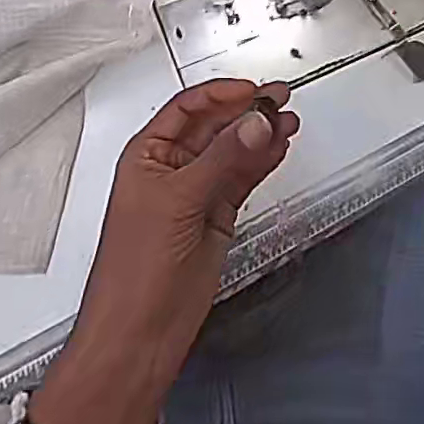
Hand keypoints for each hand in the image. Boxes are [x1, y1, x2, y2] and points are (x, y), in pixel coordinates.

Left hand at [34, 80, 298, 423]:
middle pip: (215, 126)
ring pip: (233, 151)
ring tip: (288, 119)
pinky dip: (262, 161)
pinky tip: (279, 146)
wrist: (140, 333)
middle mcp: (172, 167)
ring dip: (260, 134)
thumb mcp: (178, 201)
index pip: (187, 107)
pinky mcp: (216, 215)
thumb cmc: (136, 269)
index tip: (252, 89)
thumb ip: (222, 159)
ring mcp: (196, 192)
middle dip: (247, 110)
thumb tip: (254, 123)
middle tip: (280, 98)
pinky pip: (243, 177)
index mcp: (148, 153)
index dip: (220, 94)